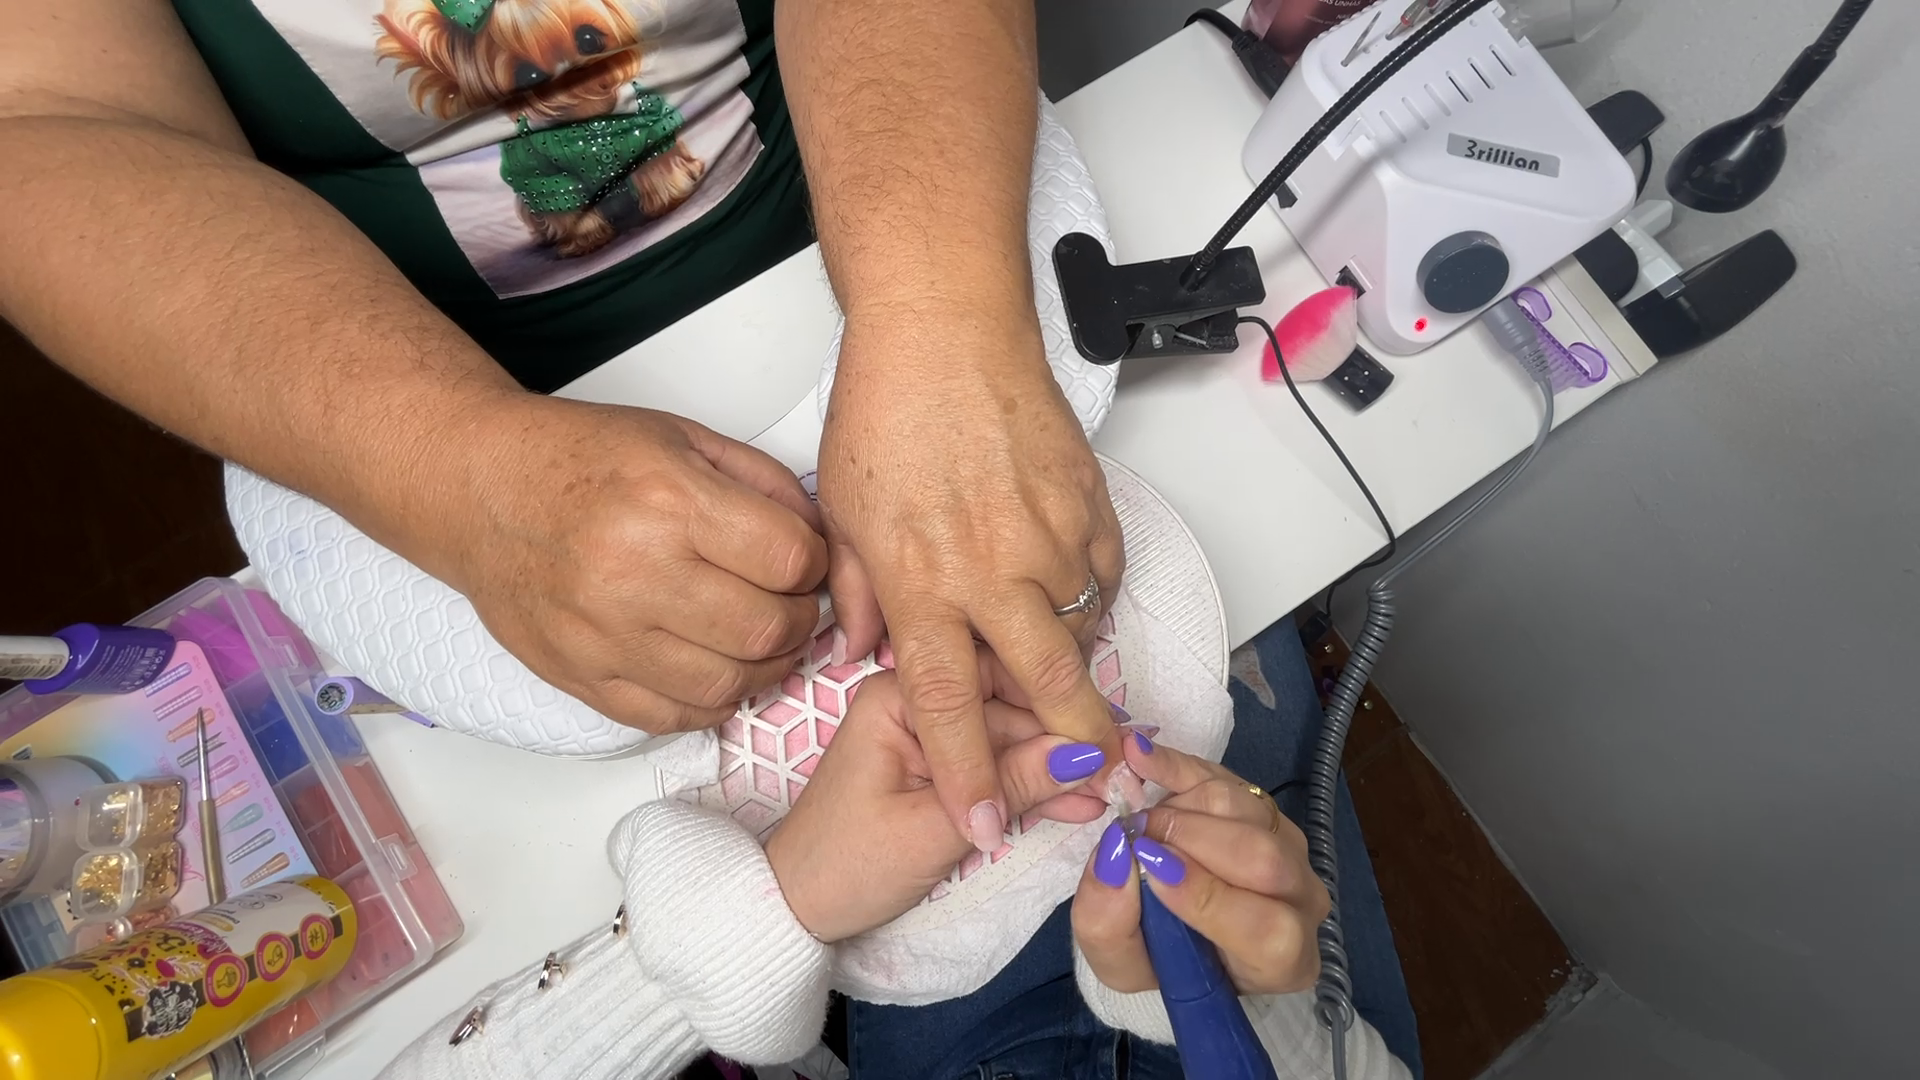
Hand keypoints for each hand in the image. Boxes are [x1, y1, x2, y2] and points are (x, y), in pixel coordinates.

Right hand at [429, 395, 828, 733]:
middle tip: (795, 602)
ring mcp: (603, 634)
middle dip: (803, 619)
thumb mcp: (688, 439)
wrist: (480, 487)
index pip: (789, 559)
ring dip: (768, 667)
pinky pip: (671, 717)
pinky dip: (713, 702)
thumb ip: (767, 484)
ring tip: (764, 637)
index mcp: (670, 502)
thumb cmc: (586, 458)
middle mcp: (634, 573)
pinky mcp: (579, 675)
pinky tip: (719, 667)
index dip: (817, 564)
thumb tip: (822, 542)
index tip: (807, 562)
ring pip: (727, 683)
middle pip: (767, 628)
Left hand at [765, 657, 1109, 942]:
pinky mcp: (937, 758)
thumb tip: (1085, 757)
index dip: (1055, 719)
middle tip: (1120, 777)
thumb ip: (1010, 786)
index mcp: (901, 693)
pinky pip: (993, 760)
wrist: (797, 905)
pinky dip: (1030, 782)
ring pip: (1007, 738)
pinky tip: (1074, 797)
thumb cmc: (851, 863)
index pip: (994, 688)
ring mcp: (928, 726)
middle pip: (1006, 711)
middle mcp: (916, 694)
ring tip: (1106, 793)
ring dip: (1053, 769)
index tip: (1110, 749)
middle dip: (1061, 748)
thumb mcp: (934, 828)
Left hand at [818, 312, 1125, 852]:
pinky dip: (1085, 593)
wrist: (946, 330)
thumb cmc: (887, 410)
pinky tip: (1057, 578)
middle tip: (1092, 774)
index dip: (968, 774)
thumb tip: (864, 648)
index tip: (988, 824)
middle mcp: (995, 570)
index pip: (948, 702)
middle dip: (1074, 743)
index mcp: (923, 579)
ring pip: (1082, 630)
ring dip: (1069, 656)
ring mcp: (1052, 536)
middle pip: (1046, 683)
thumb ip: (857, 593)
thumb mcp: (842, 509)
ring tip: (1047, 650)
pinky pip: (1102, 574)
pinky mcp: (1091, 504)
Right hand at [1072, 735, 1331, 995]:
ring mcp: (1287, 845)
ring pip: (1242, 808)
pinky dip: (1175, 764)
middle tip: (1135, 830)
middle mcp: (1299, 901)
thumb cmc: (1157, 959)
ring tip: (1138, 816)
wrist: (1174, 929)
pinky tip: (1140, 755)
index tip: (1147, 864)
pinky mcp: (1257, 803)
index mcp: (1280, 962)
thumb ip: (1109, 923)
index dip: (1205, 893)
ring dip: (1181, 804)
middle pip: (1261, 856)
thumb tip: (1115, 858)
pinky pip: (1220, 775)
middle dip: (1188, 835)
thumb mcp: (1119, 963)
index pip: (1267, 928)